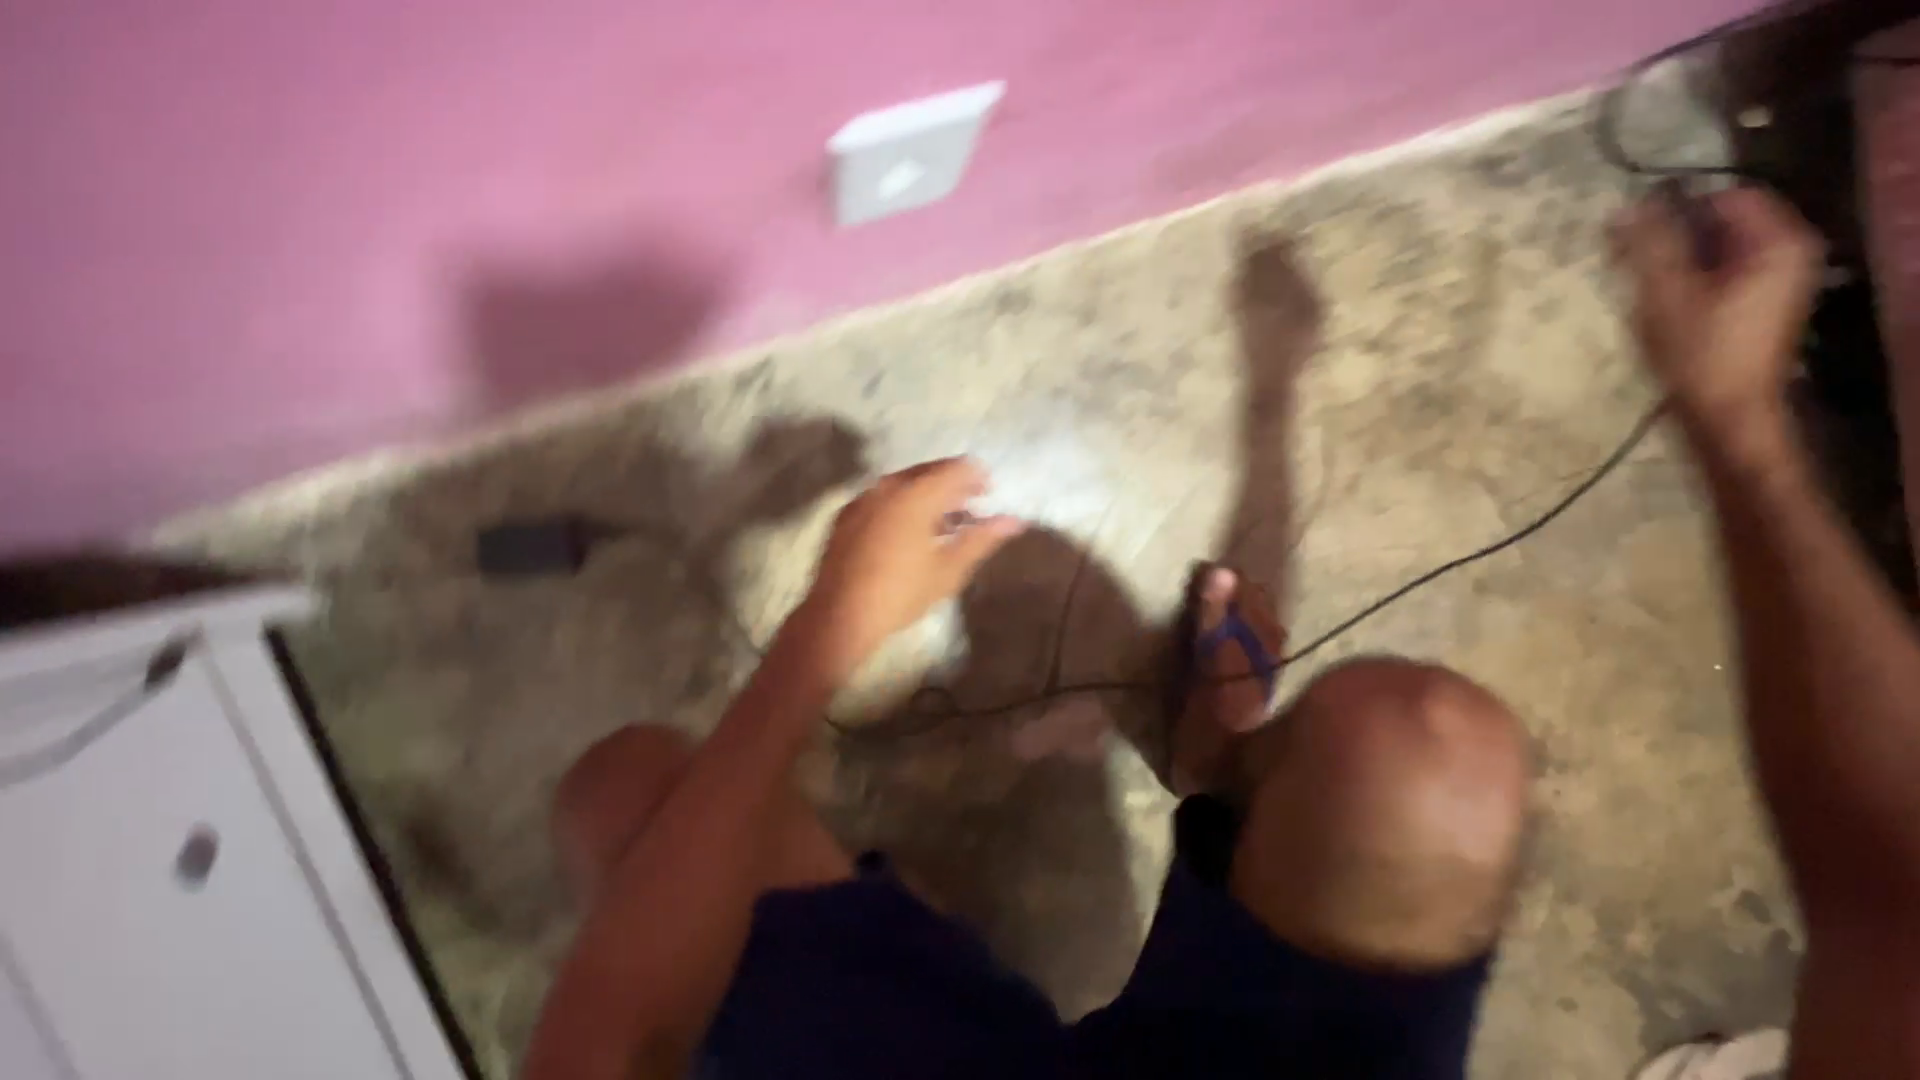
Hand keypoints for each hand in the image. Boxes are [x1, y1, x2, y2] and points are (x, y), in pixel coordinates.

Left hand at [796, 457, 1024, 680]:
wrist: (838, 617)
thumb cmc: (900, 594)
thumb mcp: (948, 570)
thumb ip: (982, 538)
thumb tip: (1014, 520)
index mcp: (914, 495)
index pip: (955, 468)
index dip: (977, 476)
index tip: (990, 492)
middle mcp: (886, 488)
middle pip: (928, 471)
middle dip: (953, 484)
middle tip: (973, 504)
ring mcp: (862, 500)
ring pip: (904, 484)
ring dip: (928, 494)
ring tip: (947, 520)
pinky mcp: (846, 517)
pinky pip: (882, 498)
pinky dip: (903, 504)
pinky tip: (912, 530)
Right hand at [1611, 186, 1822, 439]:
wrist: (1724, 411)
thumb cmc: (1698, 352)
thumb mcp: (1666, 294)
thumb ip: (1648, 247)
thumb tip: (1622, 207)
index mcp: (1777, 244)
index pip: (1727, 198)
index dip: (1679, 207)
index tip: (1635, 228)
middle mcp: (1785, 255)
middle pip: (1721, 224)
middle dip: (1671, 236)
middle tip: (1625, 257)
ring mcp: (1772, 281)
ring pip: (1714, 251)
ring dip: (1671, 261)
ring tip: (1635, 282)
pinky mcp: (1754, 305)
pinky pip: (1716, 274)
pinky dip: (1683, 280)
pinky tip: (1654, 302)